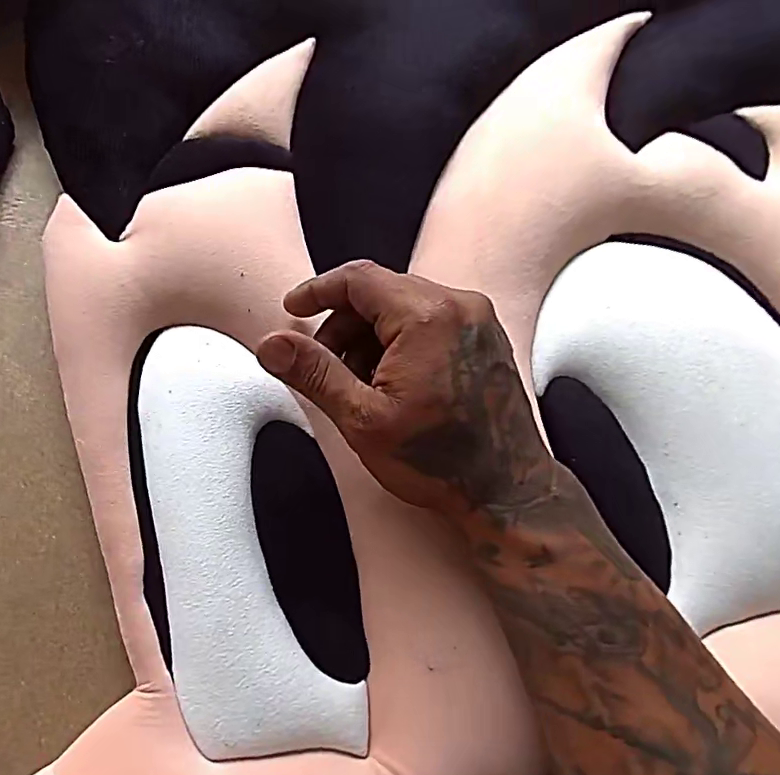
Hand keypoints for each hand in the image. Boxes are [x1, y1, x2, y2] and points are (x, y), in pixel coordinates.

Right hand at [255, 260, 557, 522]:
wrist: (503, 491)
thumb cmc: (444, 462)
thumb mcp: (362, 419)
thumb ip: (314, 374)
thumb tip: (275, 347)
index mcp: (428, 317)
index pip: (358, 279)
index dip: (316, 291)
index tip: (294, 306)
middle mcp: (460, 308)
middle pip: (380, 293)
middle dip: (342, 327)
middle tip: (326, 368)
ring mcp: (477, 324)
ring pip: (403, 309)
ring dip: (370, 339)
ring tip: (363, 389)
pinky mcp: (484, 342)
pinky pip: (429, 324)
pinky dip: (399, 345)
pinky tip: (391, 388)